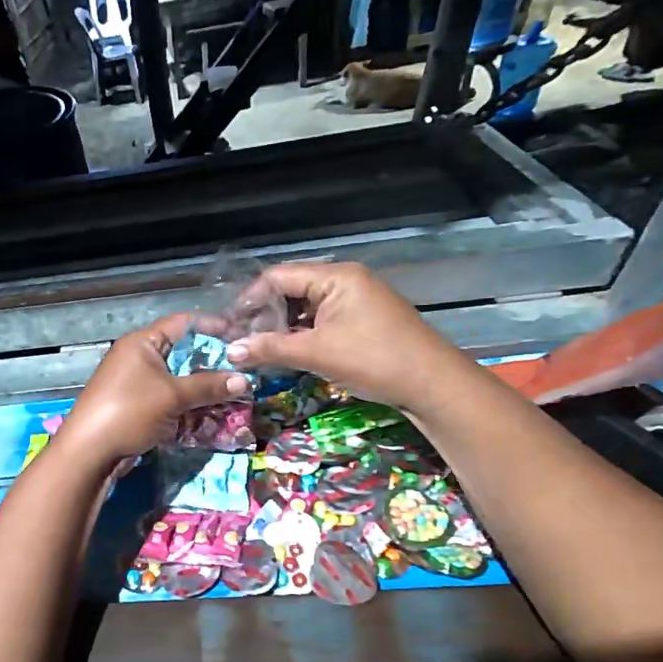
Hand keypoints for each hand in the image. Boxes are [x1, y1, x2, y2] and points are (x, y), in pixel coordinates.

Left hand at [56, 313, 249, 463]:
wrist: (90, 451)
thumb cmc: (129, 411)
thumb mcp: (173, 396)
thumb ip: (208, 386)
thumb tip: (244, 380)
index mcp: (142, 343)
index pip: (183, 324)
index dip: (213, 326)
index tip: (241, 335)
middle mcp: (139, 358)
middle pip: (183, 354)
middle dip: (213, 365)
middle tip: (245, 372)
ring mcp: (137, 384)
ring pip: (178, 382)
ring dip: (204, 391)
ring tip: (237, 398)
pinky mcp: (138, 408)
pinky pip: (170, 402)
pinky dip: (189, 408)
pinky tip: (214, 418)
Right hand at [224, 262, 481, 412]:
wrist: (433, 384)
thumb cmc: (374, 360)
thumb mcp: (316, 353)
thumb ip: (270, 349)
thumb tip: (230, 351)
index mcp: (335, 277)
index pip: (278, 277)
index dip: (250, 299)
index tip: (230, 325)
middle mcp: (344, 280)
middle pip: (290, 289)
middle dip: (264, 314)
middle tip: (241, 338)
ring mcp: (355, 299)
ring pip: (304, 306)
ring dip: (281, 326)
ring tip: (259, 347)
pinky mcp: (360, 318)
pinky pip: (320, 318)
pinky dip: (301, 332)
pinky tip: (286, 351)